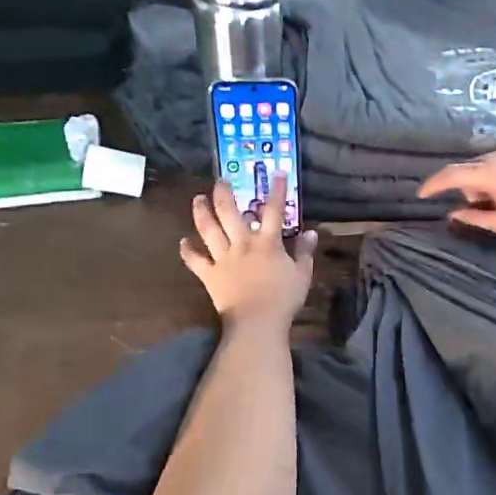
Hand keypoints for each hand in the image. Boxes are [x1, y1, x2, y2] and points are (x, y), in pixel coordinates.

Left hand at [181, 174, 317, 328]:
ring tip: (197, 199)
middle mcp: (243, 244)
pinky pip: (195, 260)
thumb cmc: (284, 299)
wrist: (257, 322)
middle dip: (224, 194)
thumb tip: (311, 233)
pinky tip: (184, 242)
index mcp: (267, 242)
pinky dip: (188, 250)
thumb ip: (304, 252)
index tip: (277, 172)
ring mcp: (223, 258)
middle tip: (221, 181)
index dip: (276, 190)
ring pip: (208, 229)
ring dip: (201, 212)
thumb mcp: (302, 274)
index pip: (273, 210)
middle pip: (229, 212)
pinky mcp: (210, 274)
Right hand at [416, 144, 495, 238]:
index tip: (421, 194)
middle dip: (467, 190)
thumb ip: (475, 218)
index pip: (452, 174)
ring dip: (484, 184)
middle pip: (469, 170)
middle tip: (481, 211)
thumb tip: (453, 214)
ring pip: (485, 166)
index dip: (433, 184)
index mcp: (492, 173)